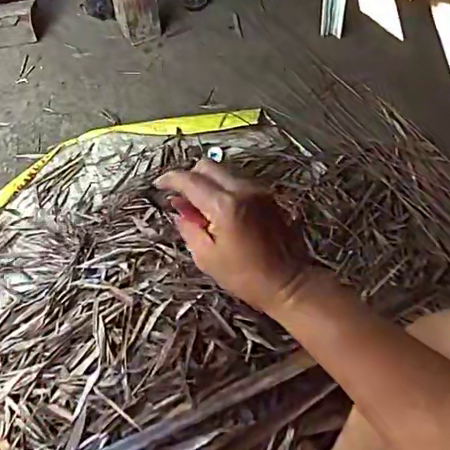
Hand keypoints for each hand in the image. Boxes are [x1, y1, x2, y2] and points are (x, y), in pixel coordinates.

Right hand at [154, 159, 313, 311]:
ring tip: (201, 209)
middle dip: (189, 177)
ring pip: (224, 172)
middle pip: (207, 166)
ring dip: (207, 183)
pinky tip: (220, 212)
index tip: (159, 185)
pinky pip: (238, 182)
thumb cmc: (245, 276)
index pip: (190, 180)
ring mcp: (258, 190)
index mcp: (224, 205)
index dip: (170, 179)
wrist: (290, 283)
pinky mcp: (267, 196)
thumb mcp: (207, 257)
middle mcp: (242, 189)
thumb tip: (179, 208)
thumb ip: (189, 227)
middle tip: (180, 198)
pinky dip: (224, 190)